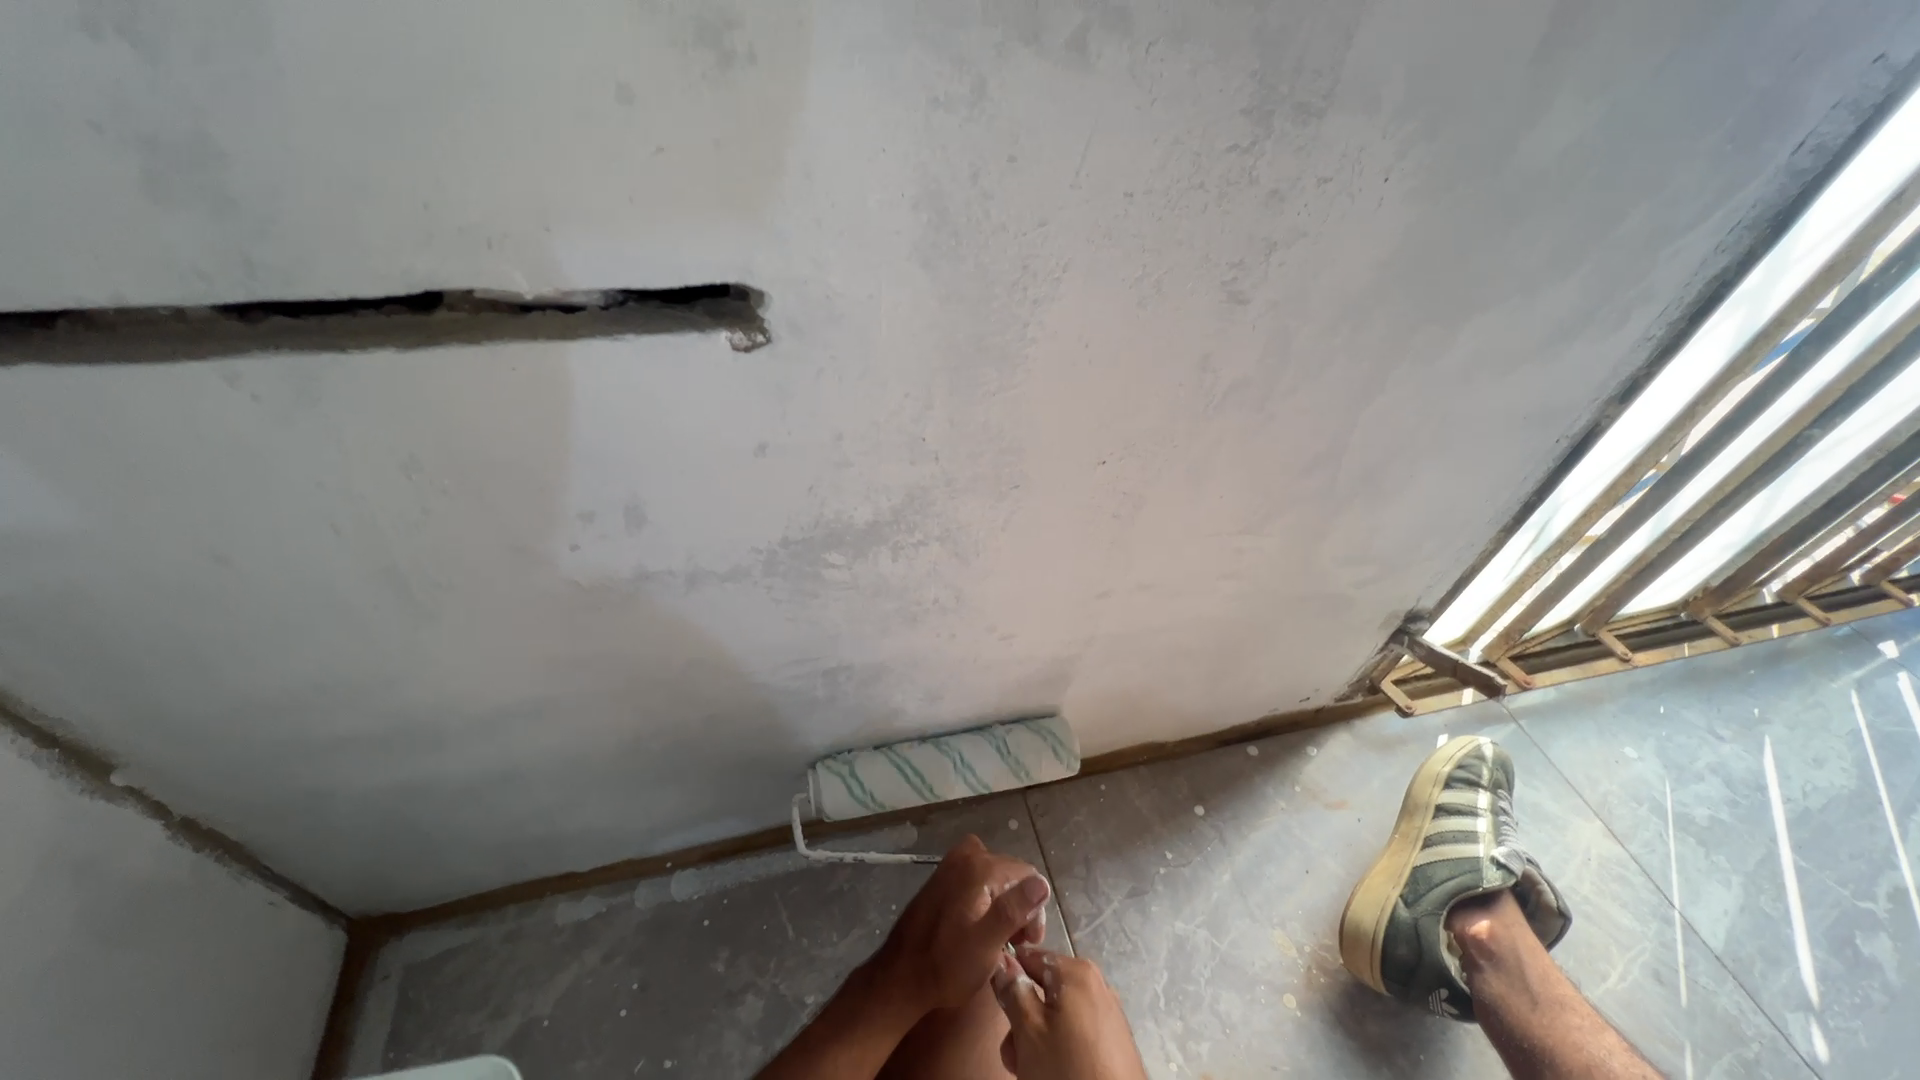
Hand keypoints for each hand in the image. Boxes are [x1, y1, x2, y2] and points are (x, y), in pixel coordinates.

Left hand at [870, 835, 1051, 1015]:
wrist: (900, 977)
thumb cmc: (946, 965)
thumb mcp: (987, 944)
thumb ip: (1014, 909)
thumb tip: (1041, 883)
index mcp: (980, 868)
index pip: (1028, 875)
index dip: (1034, 909)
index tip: (1026, 942)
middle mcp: (966, 856)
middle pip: (1011, 873)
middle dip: (1019, 905)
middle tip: (1013, 943)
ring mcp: (950, 864)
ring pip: (994, 875)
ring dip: (1002, 901)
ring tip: (997, 936)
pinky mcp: (941, 878)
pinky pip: (976, 878)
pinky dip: (985, 896)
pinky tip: (978, 924)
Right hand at [992, 946, 1147, 1079]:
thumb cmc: (1067, 1069)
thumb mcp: (1028, 1030)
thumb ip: (1012, 991)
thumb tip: (1002, 961)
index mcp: (1076, 971)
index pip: (1028, 957)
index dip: (1009, 979)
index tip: (999, 1006)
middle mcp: (1096, 983)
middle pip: (1043, 990)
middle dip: (1023, 1020)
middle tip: (1015, 1052)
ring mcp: (1108, 1012)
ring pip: (1058, 1016)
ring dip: (1038, 1038)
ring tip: (1032, 1068)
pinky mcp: (1114, 1040)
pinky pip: (1076, 1032)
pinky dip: (1061, 1048)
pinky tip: (1056, 1071)